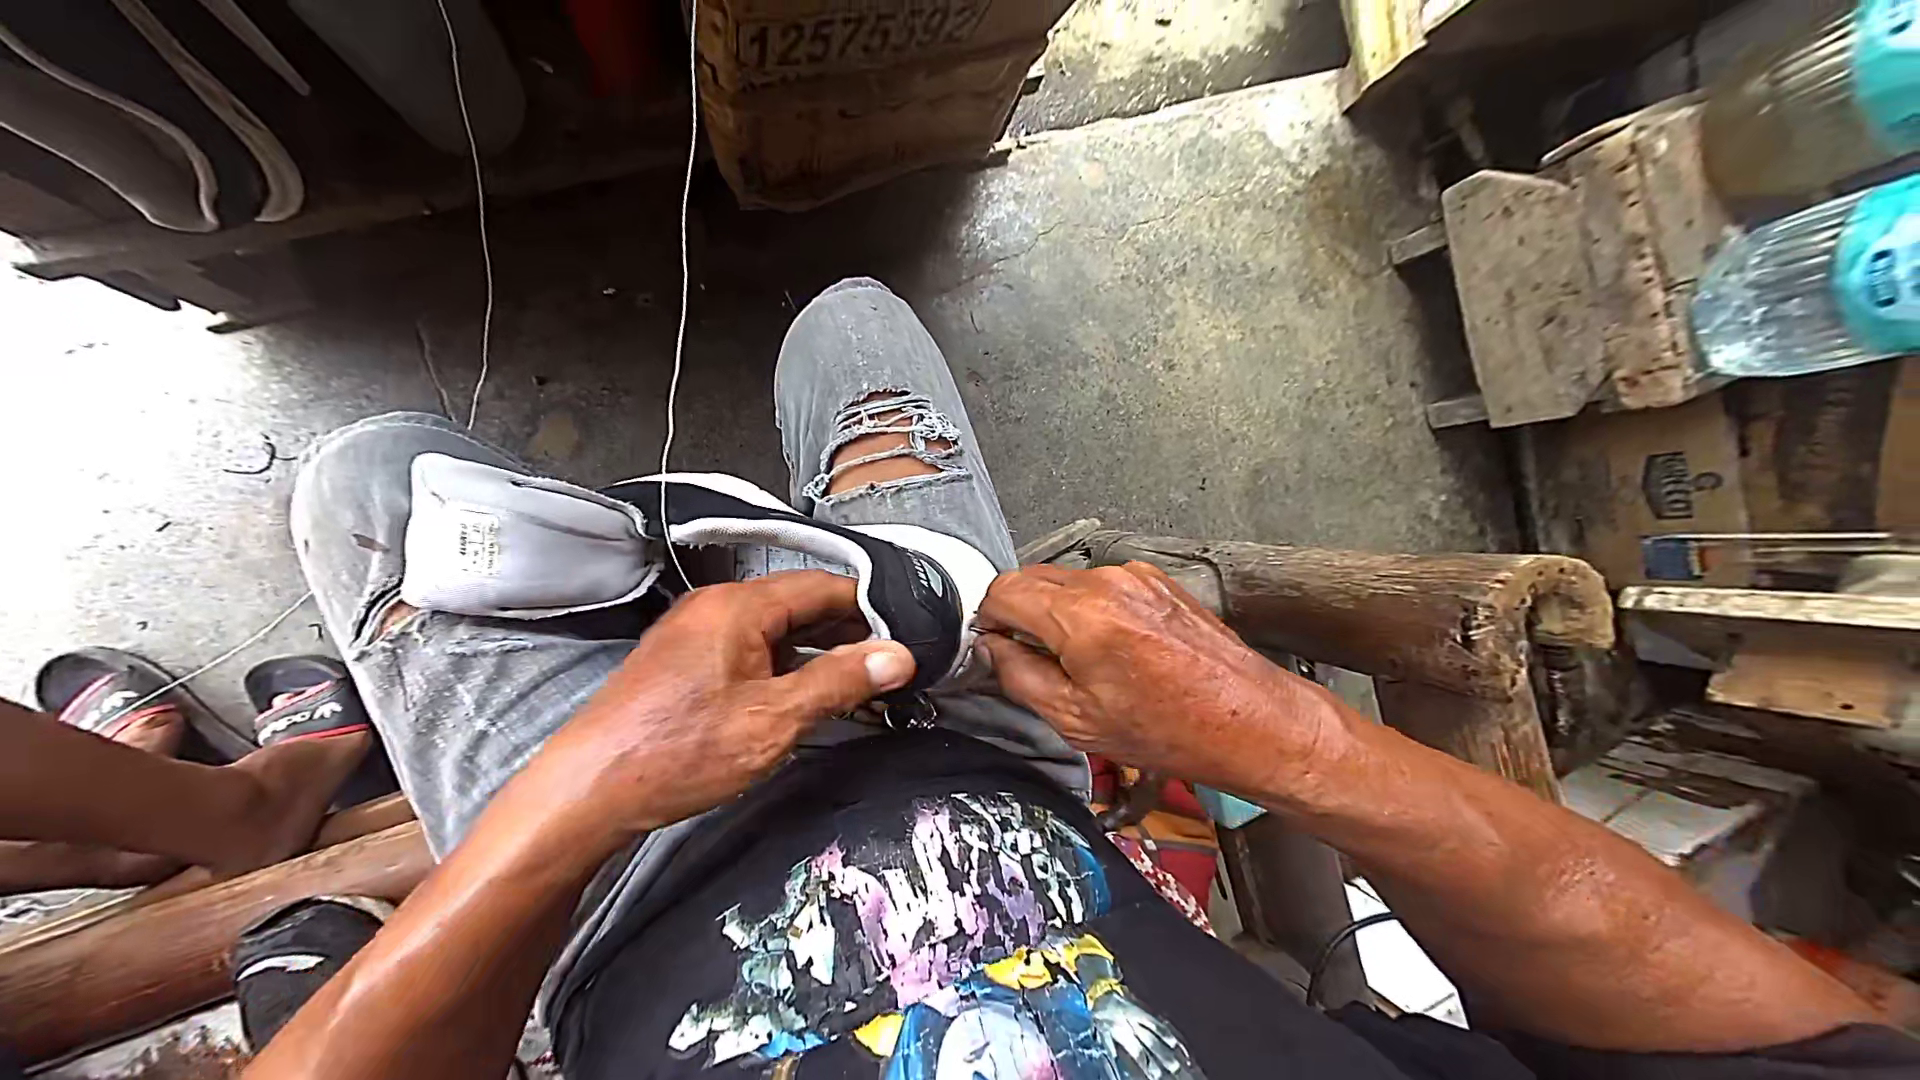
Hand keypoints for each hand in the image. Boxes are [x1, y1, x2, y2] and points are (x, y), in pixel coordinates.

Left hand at [532, 571, 915, 841]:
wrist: (587, 791)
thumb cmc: (677, 752)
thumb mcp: (774, 719)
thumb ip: (841, 681)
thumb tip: (897, 656)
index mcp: (739, 605)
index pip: (823, 587)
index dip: (869, 606)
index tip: (903, 630)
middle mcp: (717, 606)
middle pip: (799, 603)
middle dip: (846, 629)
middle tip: (886, 659)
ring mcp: (698, 631)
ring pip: (776, 626)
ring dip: (817, 648)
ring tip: (855, 676)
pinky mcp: (687, 659)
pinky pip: (752, 645)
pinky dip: (785, 661)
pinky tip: (803, 688)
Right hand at [976, 563, 1349, 796]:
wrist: (1248, 720)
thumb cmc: (1177, 727)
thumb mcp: (1076, 719)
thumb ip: (1018, 676)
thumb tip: (994, 650)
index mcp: (1082, 617)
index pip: (1003, 590)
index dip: (988, 618)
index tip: (992, 640)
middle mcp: (1107, 584)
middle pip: (1030, 578)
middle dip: (1018, 614)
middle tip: (1025, 653)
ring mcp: (1134, 577)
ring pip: (1063, 581)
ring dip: (1054, 612)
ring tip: (1077, 658)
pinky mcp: (1153, 580)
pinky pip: (1098, 584)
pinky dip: (1087, 608)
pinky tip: (1106, 647)